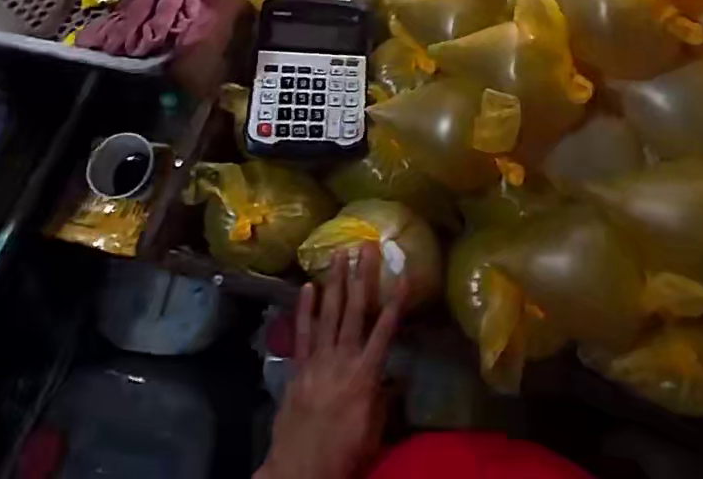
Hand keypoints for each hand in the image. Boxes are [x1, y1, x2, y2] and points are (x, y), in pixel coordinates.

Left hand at [257, 246, 407, 478]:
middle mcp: (342, 359)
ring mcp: (317, 360)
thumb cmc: (344, 453)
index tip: (404, 274)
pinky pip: (302, 332)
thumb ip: (384, 398)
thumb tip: (395, 375)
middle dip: (362, 276)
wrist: (299, 473)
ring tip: (339, 253)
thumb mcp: (374, 431)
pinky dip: (305, 308)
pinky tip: (308, 286)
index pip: (385, 330)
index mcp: (365, 375)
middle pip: (354, 310)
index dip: (396, 301)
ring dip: (335, 281)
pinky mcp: (298, 367)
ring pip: (328, 313)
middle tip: (366, 246)